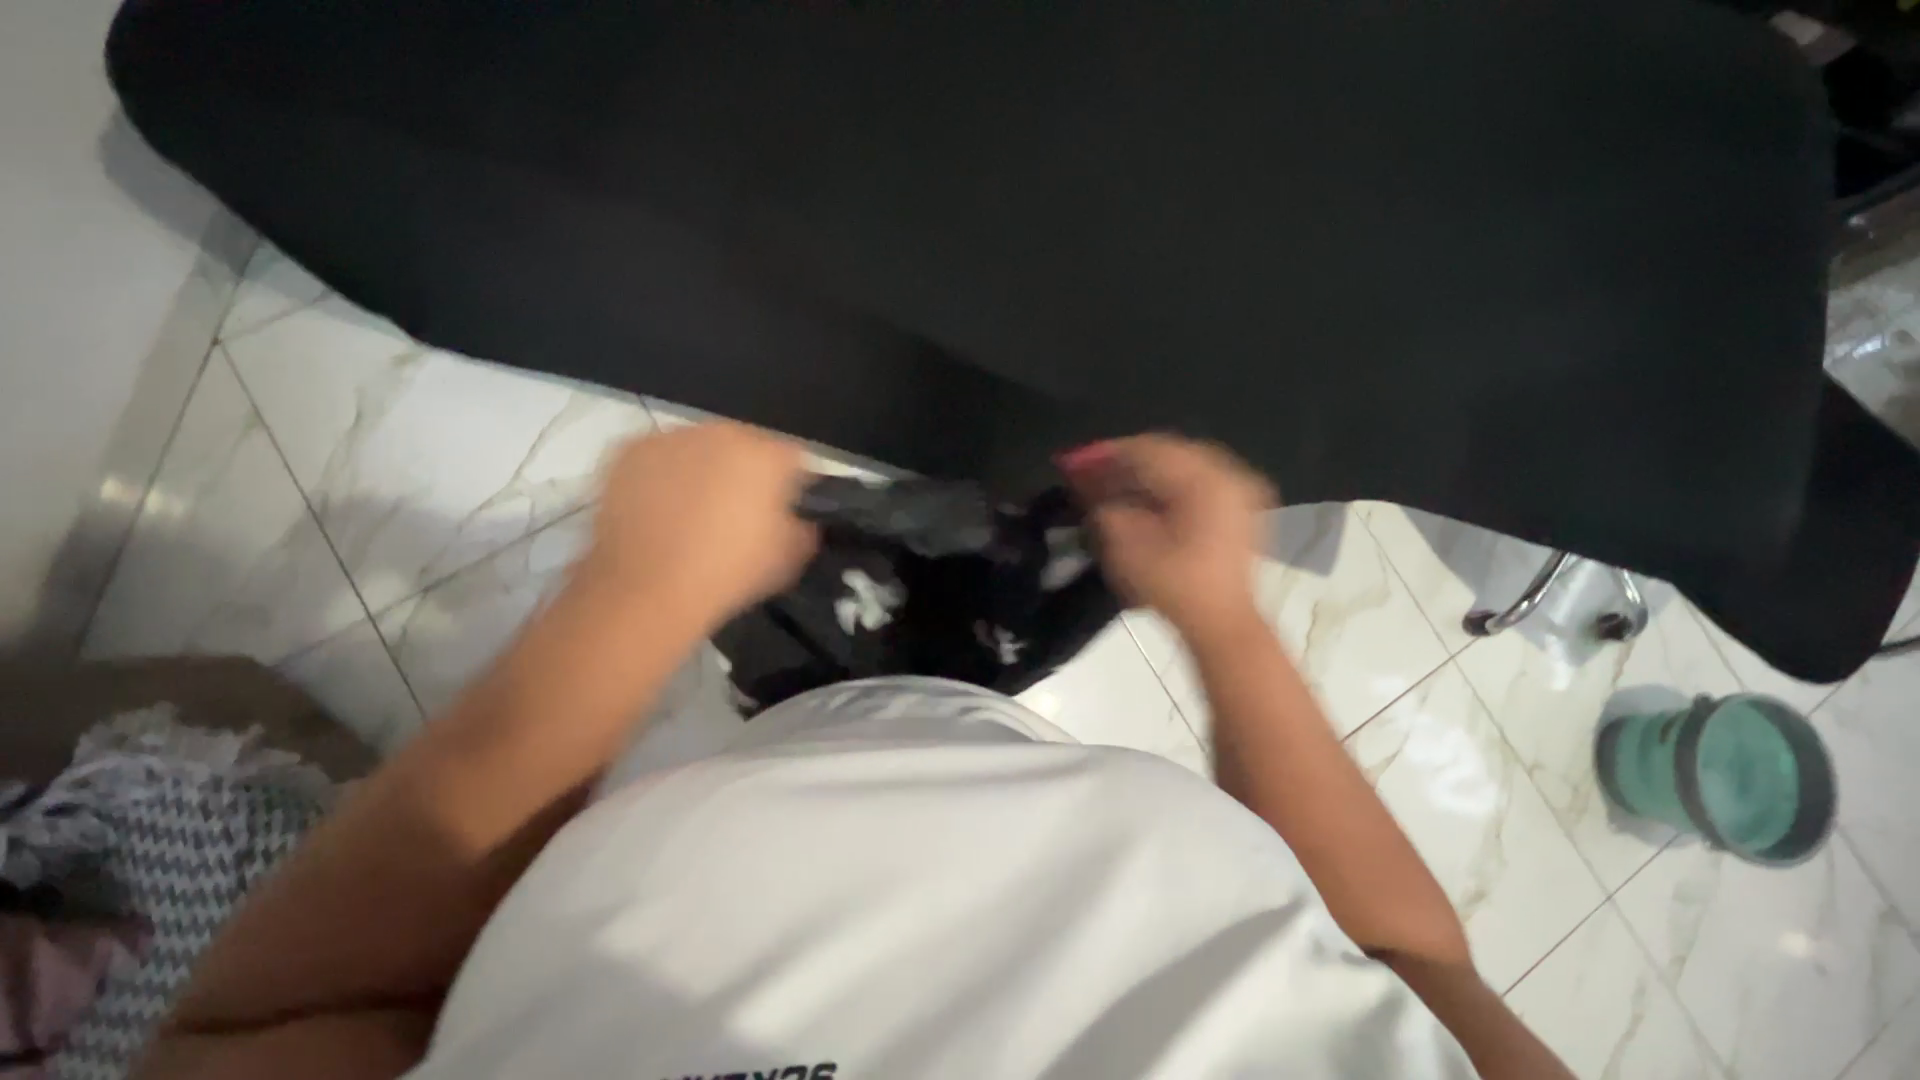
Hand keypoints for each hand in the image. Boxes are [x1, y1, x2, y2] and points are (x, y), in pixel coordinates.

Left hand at [576, 422, 818, 630]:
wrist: (647, 590)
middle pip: (744, 445)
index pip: (794, 457)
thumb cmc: (727, 575)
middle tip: (736, 513)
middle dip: (744, 473)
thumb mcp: (790, 558)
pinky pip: (658, 458)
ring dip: (702, 471)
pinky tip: (659, 509)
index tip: (784, 511)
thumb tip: (802, 520)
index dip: (792, 485)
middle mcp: (722, 433)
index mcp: (768, 455)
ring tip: (692, 513)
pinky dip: (661, 476)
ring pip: (699, 448)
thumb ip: (805, 527)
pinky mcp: (629, 451)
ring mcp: (671, 438)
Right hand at [1062, 434, 1273, 640]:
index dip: (1105, 454)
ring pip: (1182, 468)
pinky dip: (1167, 488)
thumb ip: (1107, 509)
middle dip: (1124, 462)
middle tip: (1088, 472)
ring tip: (1110, 486)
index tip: (1073, 462)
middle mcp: (1228, 476)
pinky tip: (1142, 501)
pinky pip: (1198, 484)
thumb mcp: (1128, 549)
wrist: (1224, 628)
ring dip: (1145, 474)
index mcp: (1204, 479)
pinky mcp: (1241, 512)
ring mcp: (1240, 493)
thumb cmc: (1177, 589)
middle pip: (1166, 454)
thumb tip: (1095, 492)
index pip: (1147, 450)